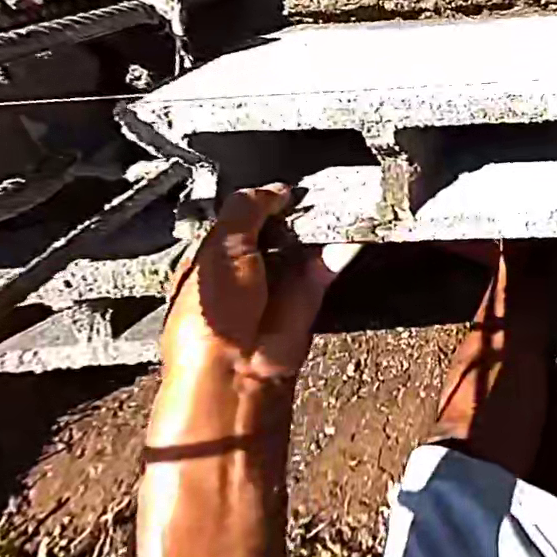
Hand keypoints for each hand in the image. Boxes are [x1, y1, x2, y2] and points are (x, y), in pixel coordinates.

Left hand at [161, 184, 359, 386]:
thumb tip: (276, 190)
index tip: (283, 188)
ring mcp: (278, 284)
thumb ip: (248, 209)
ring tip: (336, 204)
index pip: (241, 217)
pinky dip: (338, 250)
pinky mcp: (307, 298)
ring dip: (319, 228)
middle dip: (295, 212)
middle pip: (277, 229)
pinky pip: (326, 266)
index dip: (262, 199)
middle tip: (312, 194)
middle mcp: (246, 269)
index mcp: (212, 255)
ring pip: (304, 245)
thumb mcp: (221, 245)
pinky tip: (347, 231)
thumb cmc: (208, 314)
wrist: (239, 367)